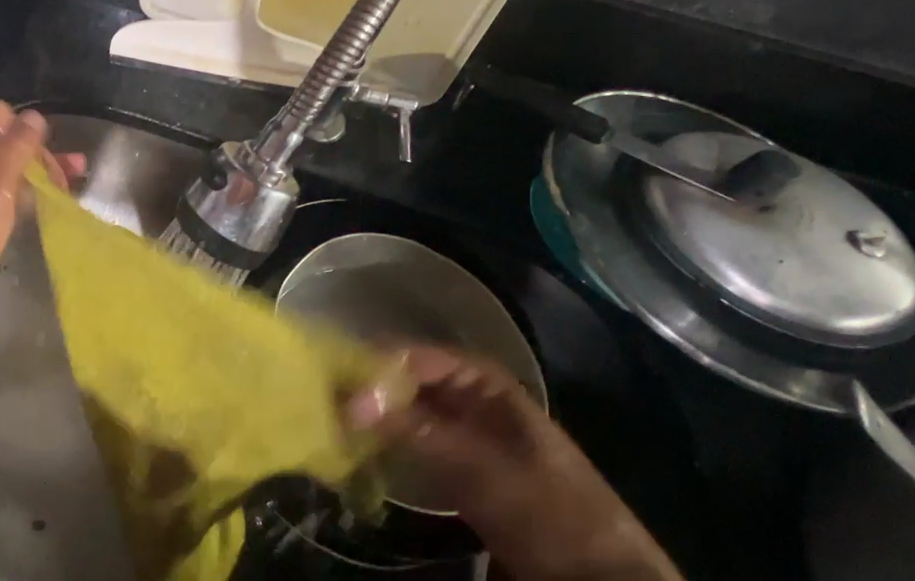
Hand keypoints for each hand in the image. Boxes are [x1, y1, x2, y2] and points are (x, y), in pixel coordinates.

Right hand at [346, 346, 681, 580]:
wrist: (598, 579)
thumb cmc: (548, 510)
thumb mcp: (482, 469)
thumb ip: (416, 431)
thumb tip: (347, 399)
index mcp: (482, 382)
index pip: (413, 356)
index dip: (371, 366)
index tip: (327, 381)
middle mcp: (467, 399)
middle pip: (404, 381)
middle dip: (364, 389)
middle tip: (317, 401)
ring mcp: (461, 435)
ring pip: (401, 413)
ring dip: (369, 419)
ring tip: (324, 424)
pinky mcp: (454, 471)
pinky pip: (408, 447)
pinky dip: (382, 447)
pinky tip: (352, 452)